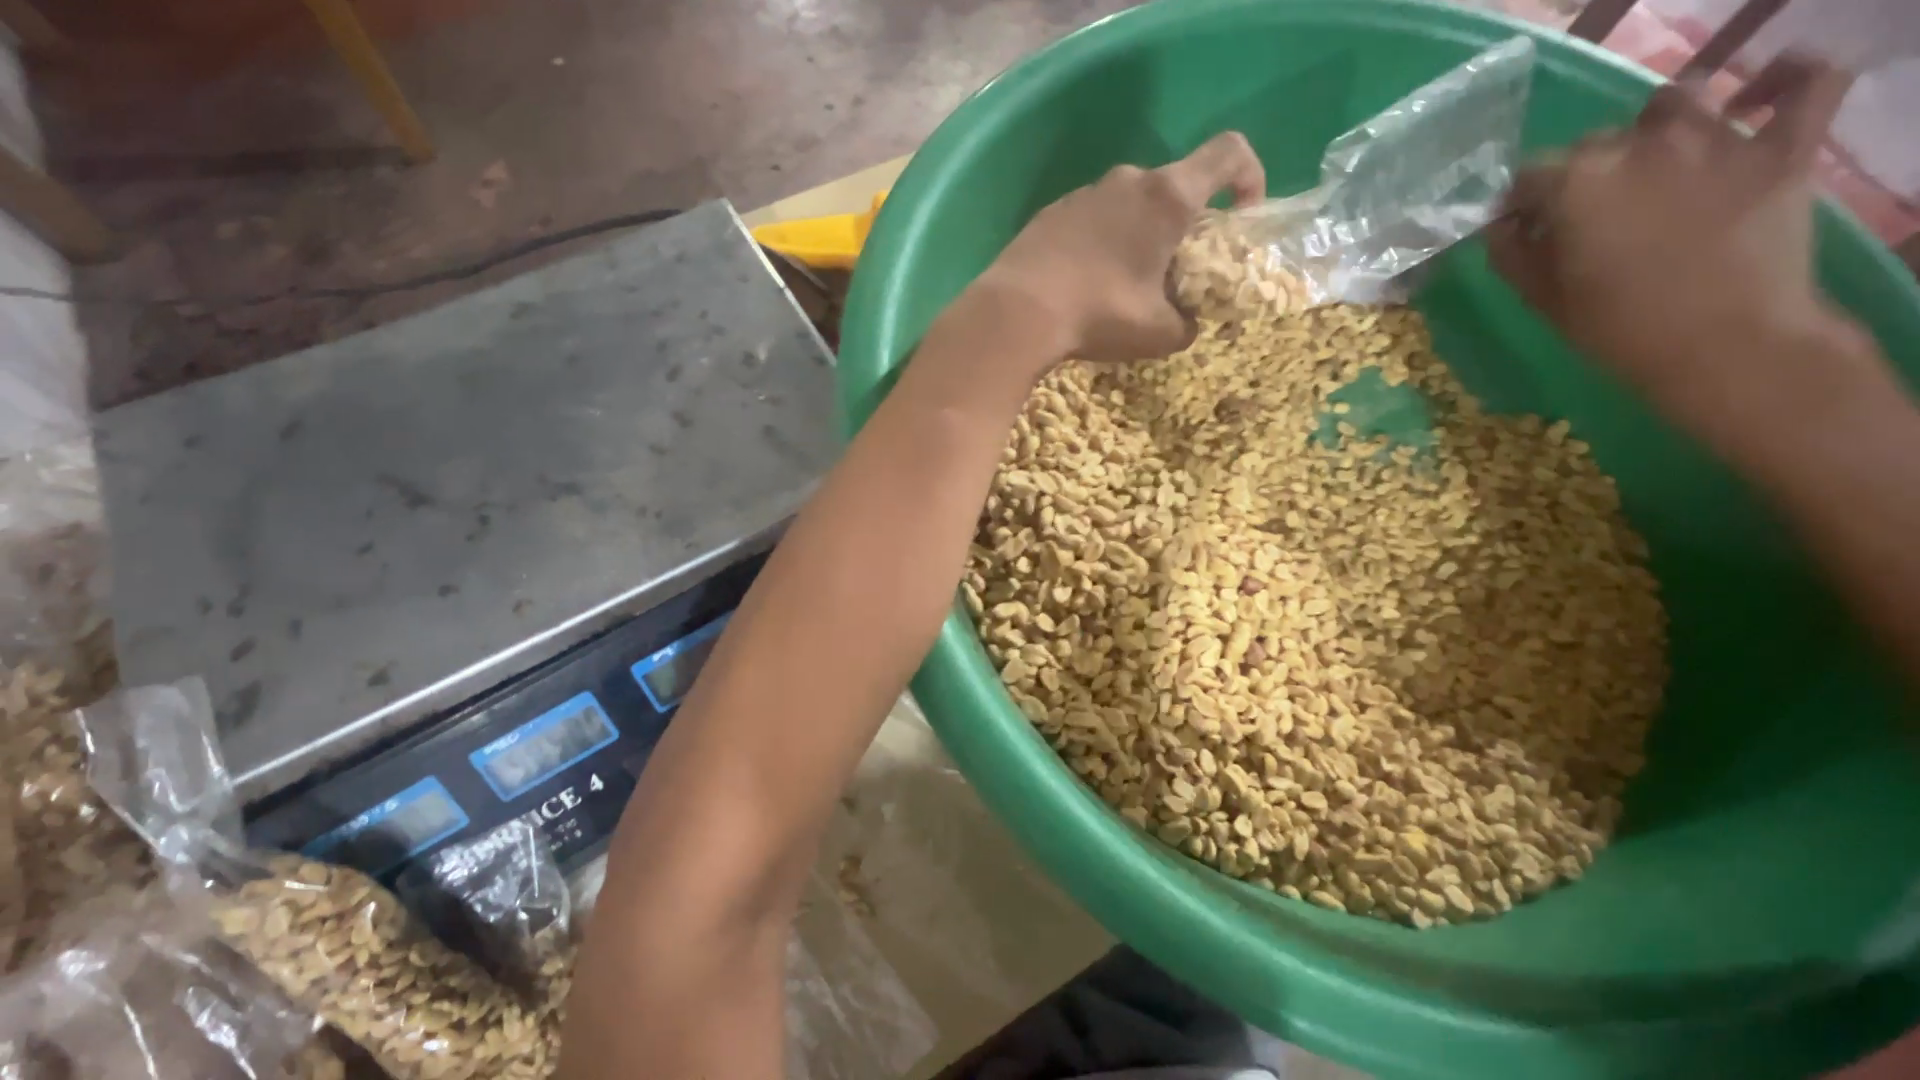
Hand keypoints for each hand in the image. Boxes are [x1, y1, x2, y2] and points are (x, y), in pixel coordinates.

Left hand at [974, 131, 1265, 368]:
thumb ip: (1187, 324)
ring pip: (1129, 204)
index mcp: (1167, 197)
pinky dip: (1102, 243)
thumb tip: (1187, 325)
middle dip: (1185, 223)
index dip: (1250, 175)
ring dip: (1139, 235)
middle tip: (1177, 270)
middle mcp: (1128, 180)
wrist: (1016, 312)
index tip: (1243, 215)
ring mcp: (1084, 193)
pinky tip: (1086, 284)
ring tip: (1126, 285)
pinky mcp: (1051, 212)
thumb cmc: (1100, 313)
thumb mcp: (1160, 333)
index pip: (1229, 152)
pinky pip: (1092, 220)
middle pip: (1174, 186)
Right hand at [1488, 57, 1887, 448]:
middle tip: (1594, 218)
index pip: (1528, 175)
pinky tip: (1756, 101)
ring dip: (1656, 131)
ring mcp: (1716, 139)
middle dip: (1586, 174)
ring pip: (1673, 107)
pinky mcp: (1781, 148)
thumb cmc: (1620, 331)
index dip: (1523, 204)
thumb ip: (1512, 253)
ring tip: (1657, 168)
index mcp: (1574, 182)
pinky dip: (1784, 82)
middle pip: (1597, 141)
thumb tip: (1503, 226)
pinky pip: (1802, 88)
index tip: (1527, 231)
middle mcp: (1638, 144)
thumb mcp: (1542, 299)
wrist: (1729, 351)